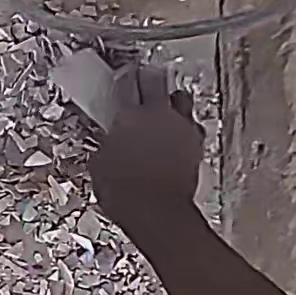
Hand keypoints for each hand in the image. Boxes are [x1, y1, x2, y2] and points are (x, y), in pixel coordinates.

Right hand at [88, 81, 204, 236]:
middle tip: (141, 86)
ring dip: (170, 103)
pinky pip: (189, 126)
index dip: (123, 82)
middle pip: (157, 85)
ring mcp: (182, 128)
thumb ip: (105, 146)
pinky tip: (172, 138)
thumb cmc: (124, 191)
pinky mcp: (197, 144)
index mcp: (130, 116)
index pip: (127, 86)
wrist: (157, 212)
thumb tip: (107, 143)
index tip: (120, 82)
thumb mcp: (99, 166)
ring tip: (161, 111)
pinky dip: (181, 128)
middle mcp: (160, 115)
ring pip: (180, 100)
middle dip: (148, 84)